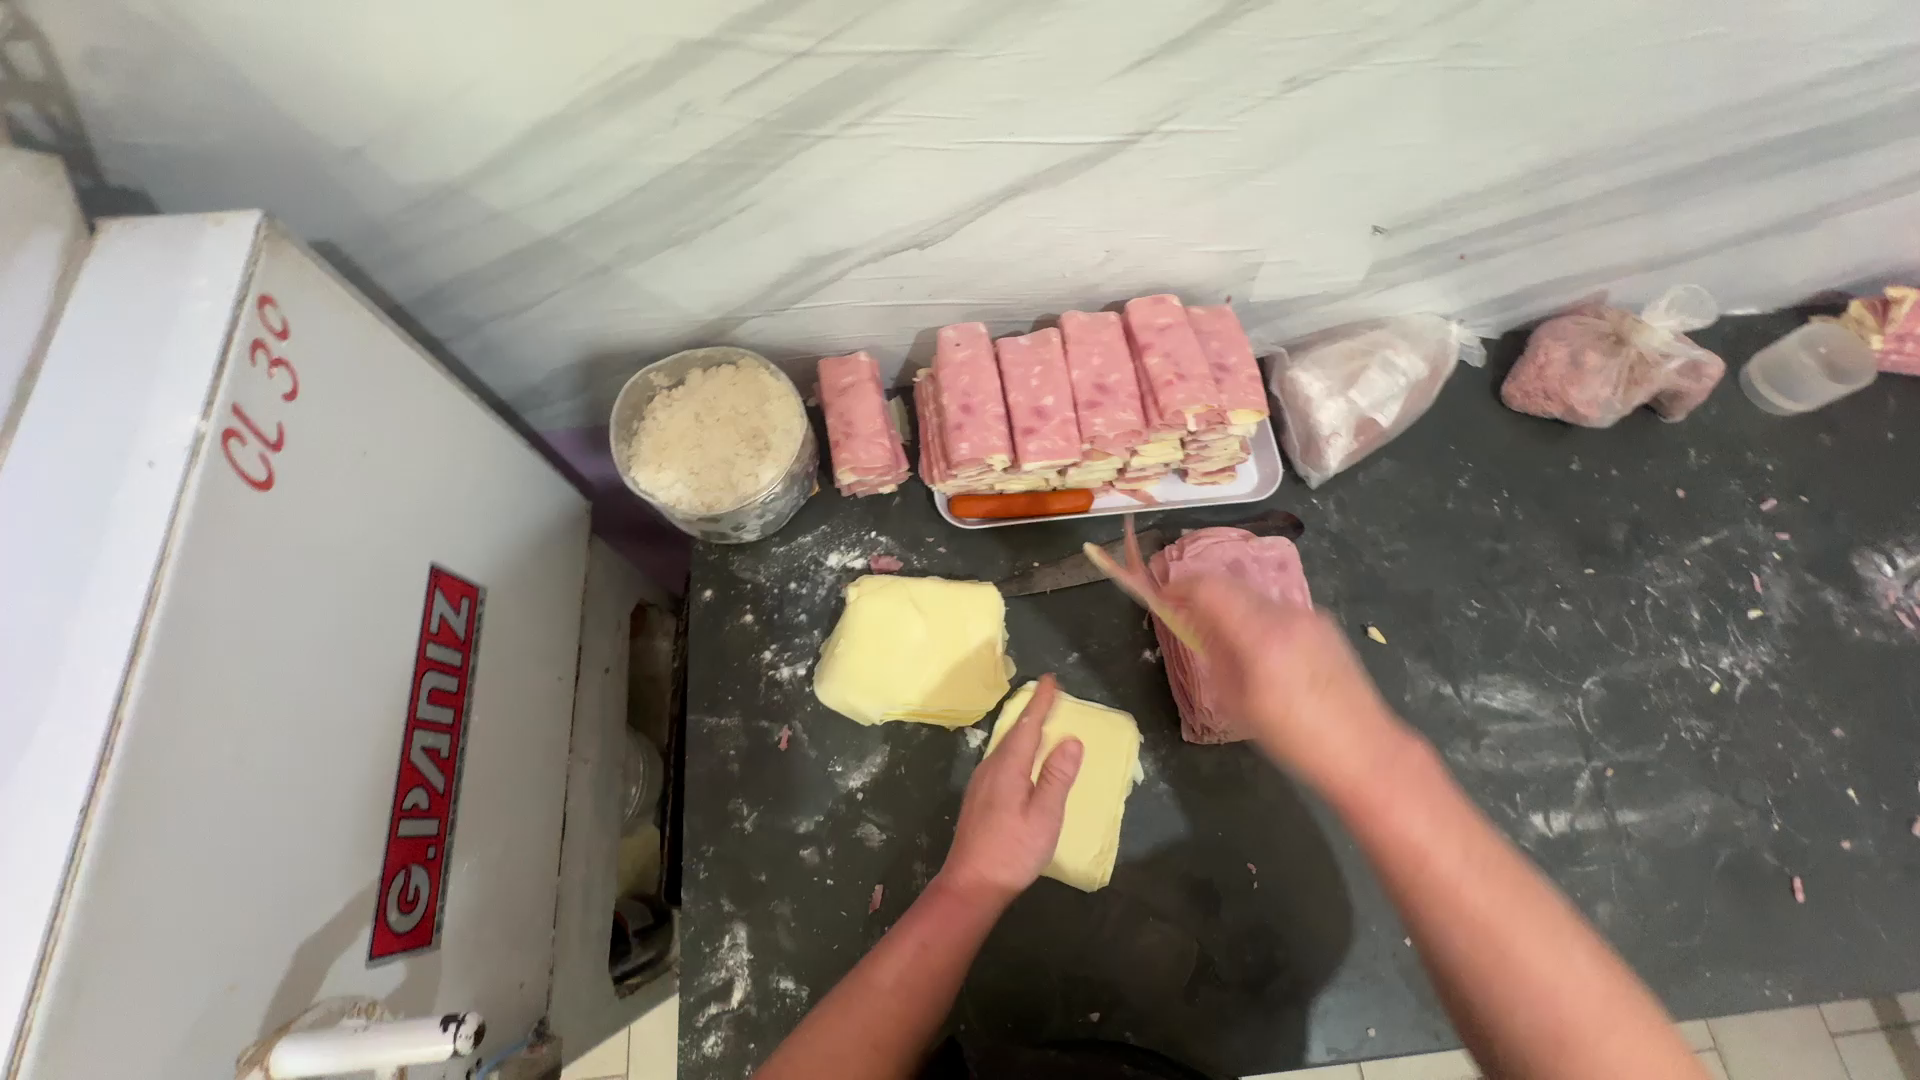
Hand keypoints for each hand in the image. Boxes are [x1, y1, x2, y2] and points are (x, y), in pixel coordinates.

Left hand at [937, 674, 1083, 906]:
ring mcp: (981, 783)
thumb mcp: (1044, 815)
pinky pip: (1002, 760)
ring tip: (1040, 721)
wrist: (971, 884)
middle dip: (1033, 711)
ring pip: (1006, 746)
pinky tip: (1022, 759)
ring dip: (1024, 730)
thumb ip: (1057, 776)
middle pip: (1015, 731)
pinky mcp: (979, 797)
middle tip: (1050, 696)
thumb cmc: (1012, 851)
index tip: (1050, 680)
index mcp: (1008, 766)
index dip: (1041, 702)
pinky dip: (1017, 749)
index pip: (1028, 724)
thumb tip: (1071, 739)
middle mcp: (991, 767)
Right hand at [1163, 575, 1404, 791]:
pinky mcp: (1325, 626)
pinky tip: (1259, 651)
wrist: (1366, 751)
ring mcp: (1310, 617)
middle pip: (1231, 586)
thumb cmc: (1293, 738)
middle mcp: (1286, 615)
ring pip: (1255, 598)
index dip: (1180, 587)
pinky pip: (1278, 612)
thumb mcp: (1237, 701)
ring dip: (1231, 607)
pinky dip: (1256, 618)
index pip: (1209, 588)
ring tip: (1222, 639)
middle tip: (1184, 615)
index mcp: (1261, 635)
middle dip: (1203, 595)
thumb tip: (1200, 628)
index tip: (1163, 597)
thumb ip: (1215, 655)